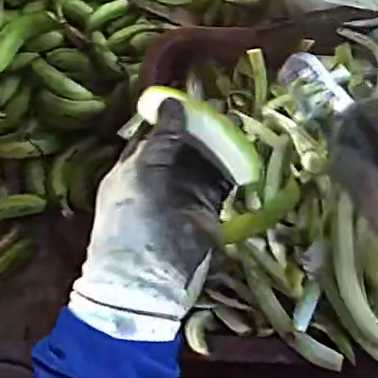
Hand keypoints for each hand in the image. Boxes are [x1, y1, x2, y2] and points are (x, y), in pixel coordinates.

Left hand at [68, 98, 233, 340]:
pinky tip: (244, 149)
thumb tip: (171, 101)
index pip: (154, 131)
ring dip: (219, 143)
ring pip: (204, 159)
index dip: (172, 115)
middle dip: (201, 127)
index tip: (192, 97)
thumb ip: (161, 138)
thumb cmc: (133, 221)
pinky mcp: (207, 208)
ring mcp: (184, 192)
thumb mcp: (140, 173)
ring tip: (236, 123)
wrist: (147, 281)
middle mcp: (160, 175)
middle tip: (222, 108)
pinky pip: (221, 180)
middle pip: (184, 143)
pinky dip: (233, 165)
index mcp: (135, 165)